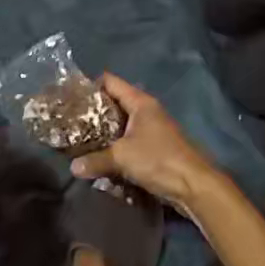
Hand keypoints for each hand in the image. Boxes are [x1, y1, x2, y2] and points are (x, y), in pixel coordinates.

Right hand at [70, 74, 225, 213]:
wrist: (193, 184)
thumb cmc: (158, 160)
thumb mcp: (122, 157)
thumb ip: (96, 160)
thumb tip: (73, 167)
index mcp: (140, 102)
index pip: (110, 81)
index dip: (90, 85)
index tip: (71, 97)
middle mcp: (146, 110)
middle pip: (115, 102)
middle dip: (94, 112)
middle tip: (72, 121)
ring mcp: (152, 128)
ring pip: (122, 123)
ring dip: (105, 132)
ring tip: (81, 140)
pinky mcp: (155, 146)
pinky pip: (130, 140)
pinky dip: (116, 146)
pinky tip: (101, 157)